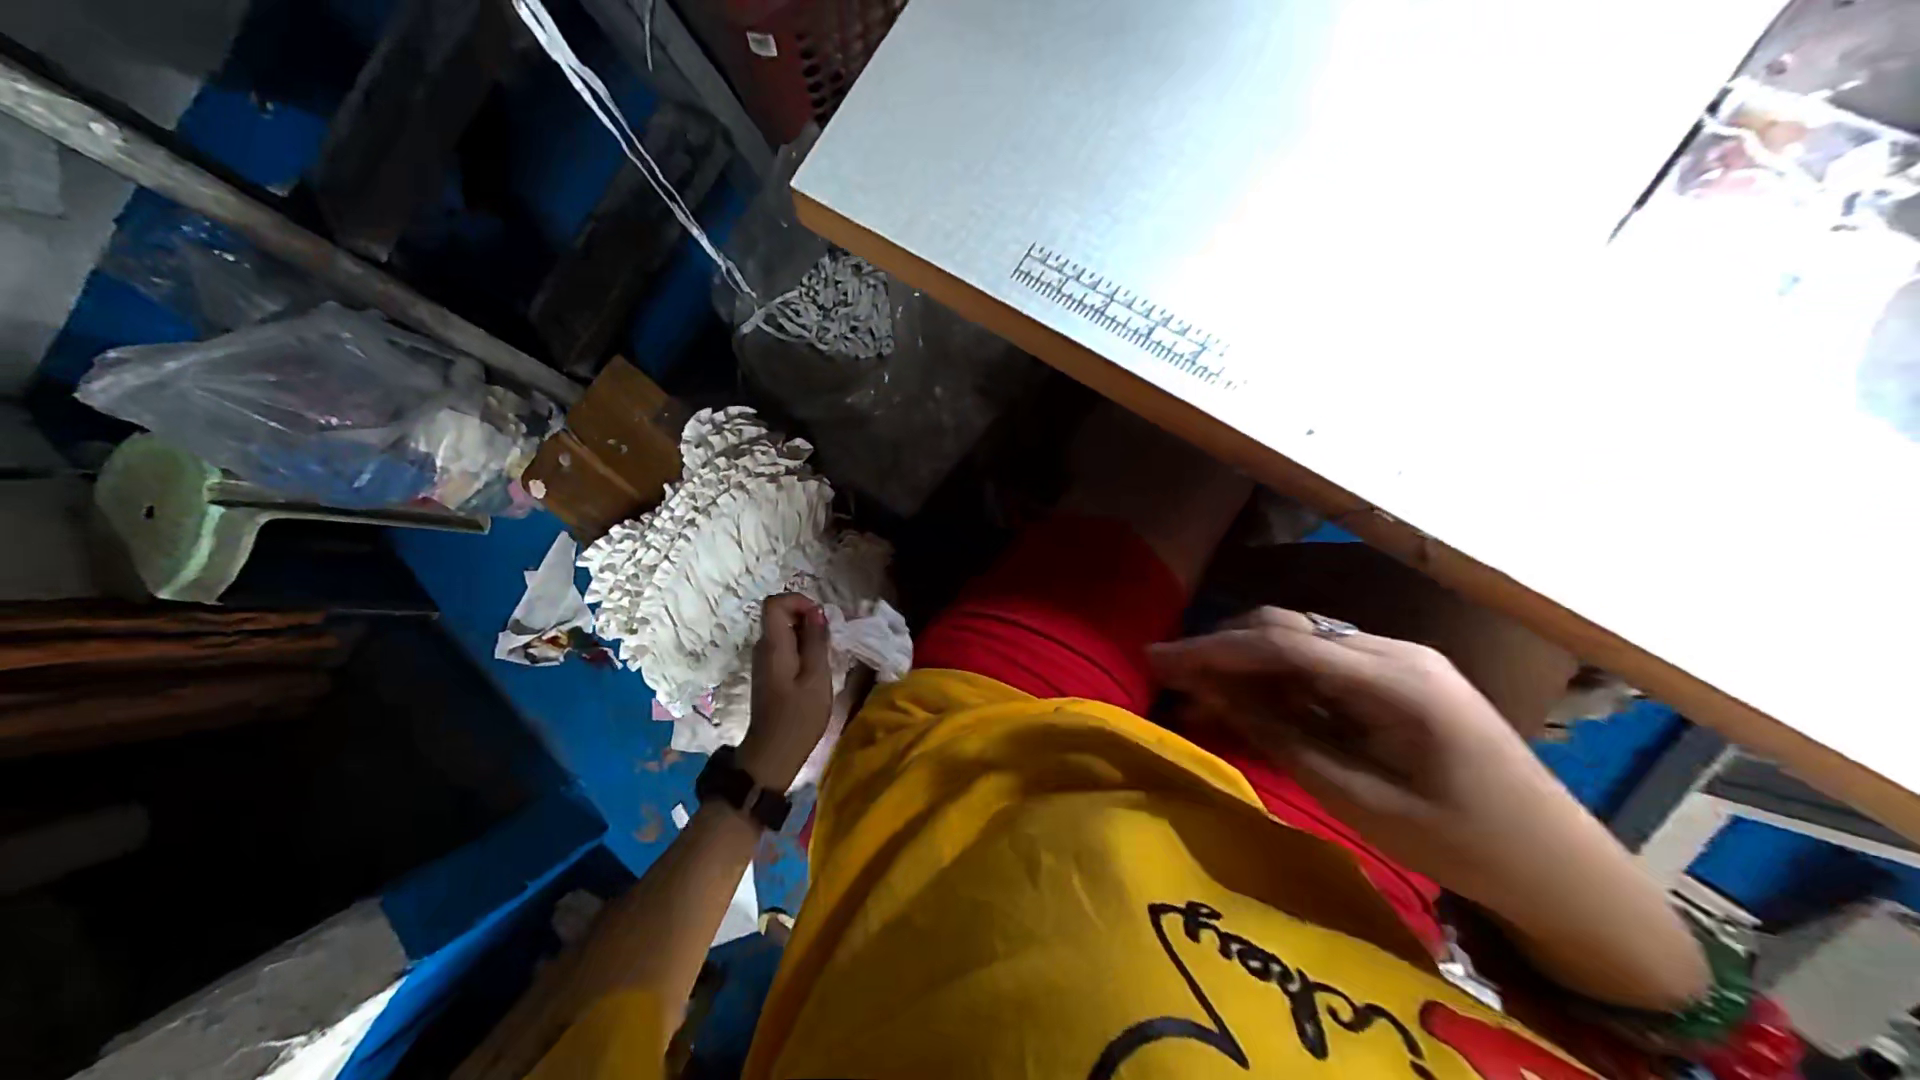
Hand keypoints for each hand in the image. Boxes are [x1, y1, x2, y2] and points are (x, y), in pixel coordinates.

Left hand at [738, 593, 833, 791]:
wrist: (773, 755)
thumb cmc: (798, 717)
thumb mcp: (817, 678)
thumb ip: (816, 642)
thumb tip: (817, 612)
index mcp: (772, 645)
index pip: (775, 602)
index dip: (798, 601)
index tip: (821, 618)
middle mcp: (763, 648)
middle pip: (780, 615)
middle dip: (807, 618)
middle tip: (830, 639)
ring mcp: (764, 662)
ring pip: (784, 632)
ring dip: (807, 635)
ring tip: (827, 655)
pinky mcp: (769, 674)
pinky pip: (785, 648)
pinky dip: (802, 649)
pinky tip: (816, 669)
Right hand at [1146, 607, 1595, 907]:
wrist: (1560, 865)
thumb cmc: (1462, 842)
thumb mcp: (1357, 798)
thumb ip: (1279, 735)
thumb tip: (1209, 691)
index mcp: (1394, 679)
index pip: (1282, 641)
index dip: (1210, 647)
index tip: (1156, 658)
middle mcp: (1394, 650)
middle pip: (1287, 628)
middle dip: (1221, 648)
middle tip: (1168, 676)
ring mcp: (1399, 658)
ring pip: (1300, 640)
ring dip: (1246, 662)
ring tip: (1198, 691)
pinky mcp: (1397, 675)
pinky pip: (1322, 663)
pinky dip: (1278, 677)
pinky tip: (1248, 698)